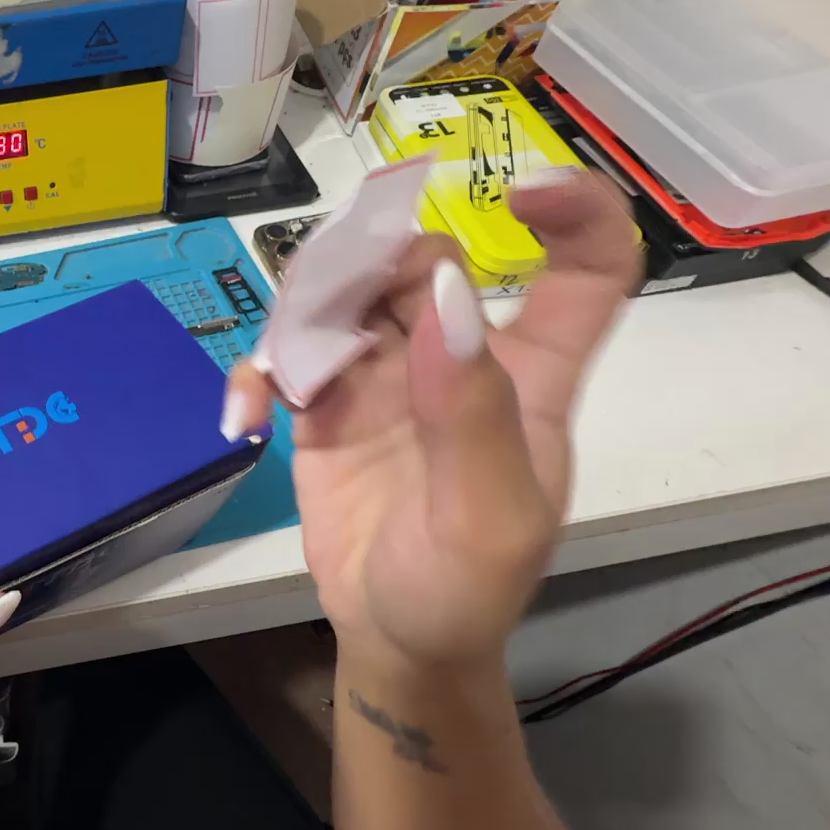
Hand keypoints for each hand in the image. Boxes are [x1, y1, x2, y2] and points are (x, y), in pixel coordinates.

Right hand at [223, 169, 641, 667]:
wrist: (391, 634)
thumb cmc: (461, 588)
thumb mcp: (488, 517)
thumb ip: (473, 412)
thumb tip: (443, 297)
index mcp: (526, 376)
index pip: (582, 270)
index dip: (571, 213)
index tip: (513, 196)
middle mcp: (452, 359)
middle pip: (422, 265)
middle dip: (376, 267)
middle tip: (332, 314)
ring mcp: (380, 381)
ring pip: (342, 298)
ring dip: (302, 311)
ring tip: (284, 372)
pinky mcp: (321, 408)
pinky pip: (283, 360)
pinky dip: (256, 375)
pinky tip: (247, 417)